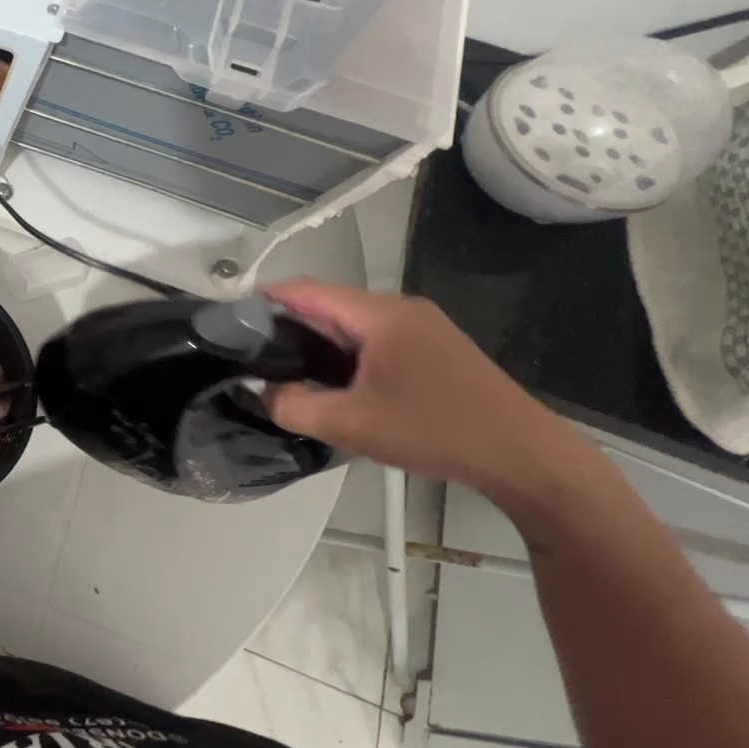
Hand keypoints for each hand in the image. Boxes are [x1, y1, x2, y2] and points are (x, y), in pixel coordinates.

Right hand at [261, 279, 584, 499]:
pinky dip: (340, 355)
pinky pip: (369, 339)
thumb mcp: (347, 424)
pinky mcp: (430, 349)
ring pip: (346, 325)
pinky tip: (328, 384)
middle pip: (324, 305)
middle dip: (282, 327)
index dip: (259, 302)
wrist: (523, 457)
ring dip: (312, 344)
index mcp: (379, 315)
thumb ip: (290, 405)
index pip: (303, 290)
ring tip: (280, 374)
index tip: (225, 326)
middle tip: (247, 358)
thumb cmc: (434, 431)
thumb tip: (263, 391)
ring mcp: (420, 328)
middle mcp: (399, 310)